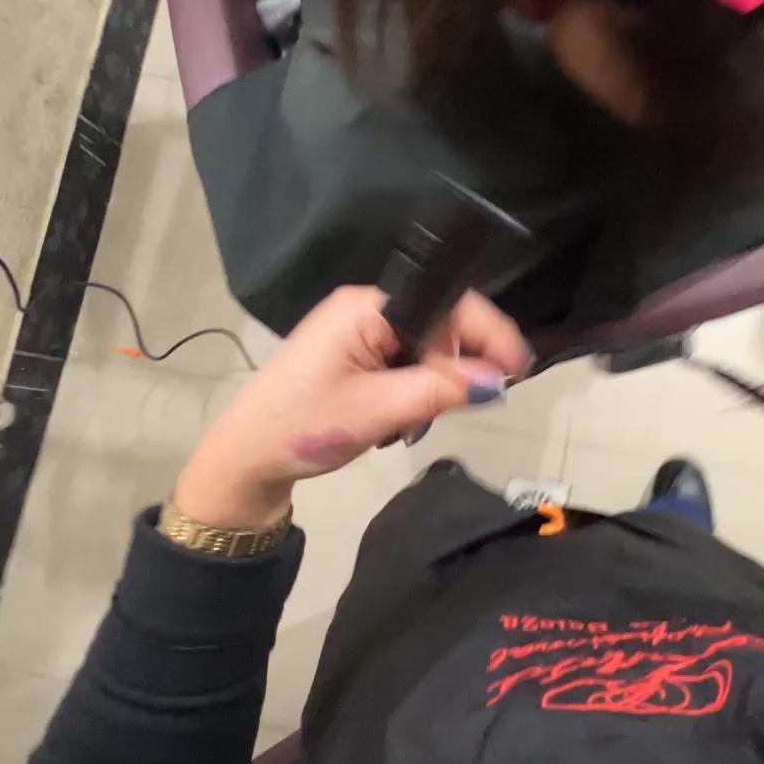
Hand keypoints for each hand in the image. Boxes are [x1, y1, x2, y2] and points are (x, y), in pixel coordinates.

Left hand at [174, 287, 532, 529]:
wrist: (248, 458)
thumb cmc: (303, 427)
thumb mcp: (378, 410)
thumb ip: (440, 390)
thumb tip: (498, 379)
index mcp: (367, 308)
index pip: (445, 305)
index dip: (485, 334)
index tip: (515, 371)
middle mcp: (366, 310)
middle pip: (438, 326)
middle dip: (454, 368)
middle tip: (454, 410)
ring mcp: (359, 332)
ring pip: (425, 349)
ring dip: (433, 386)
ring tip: (413, 423)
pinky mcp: (356, 356)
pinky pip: (405, 363)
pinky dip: (414, 391)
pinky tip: (402, 419)